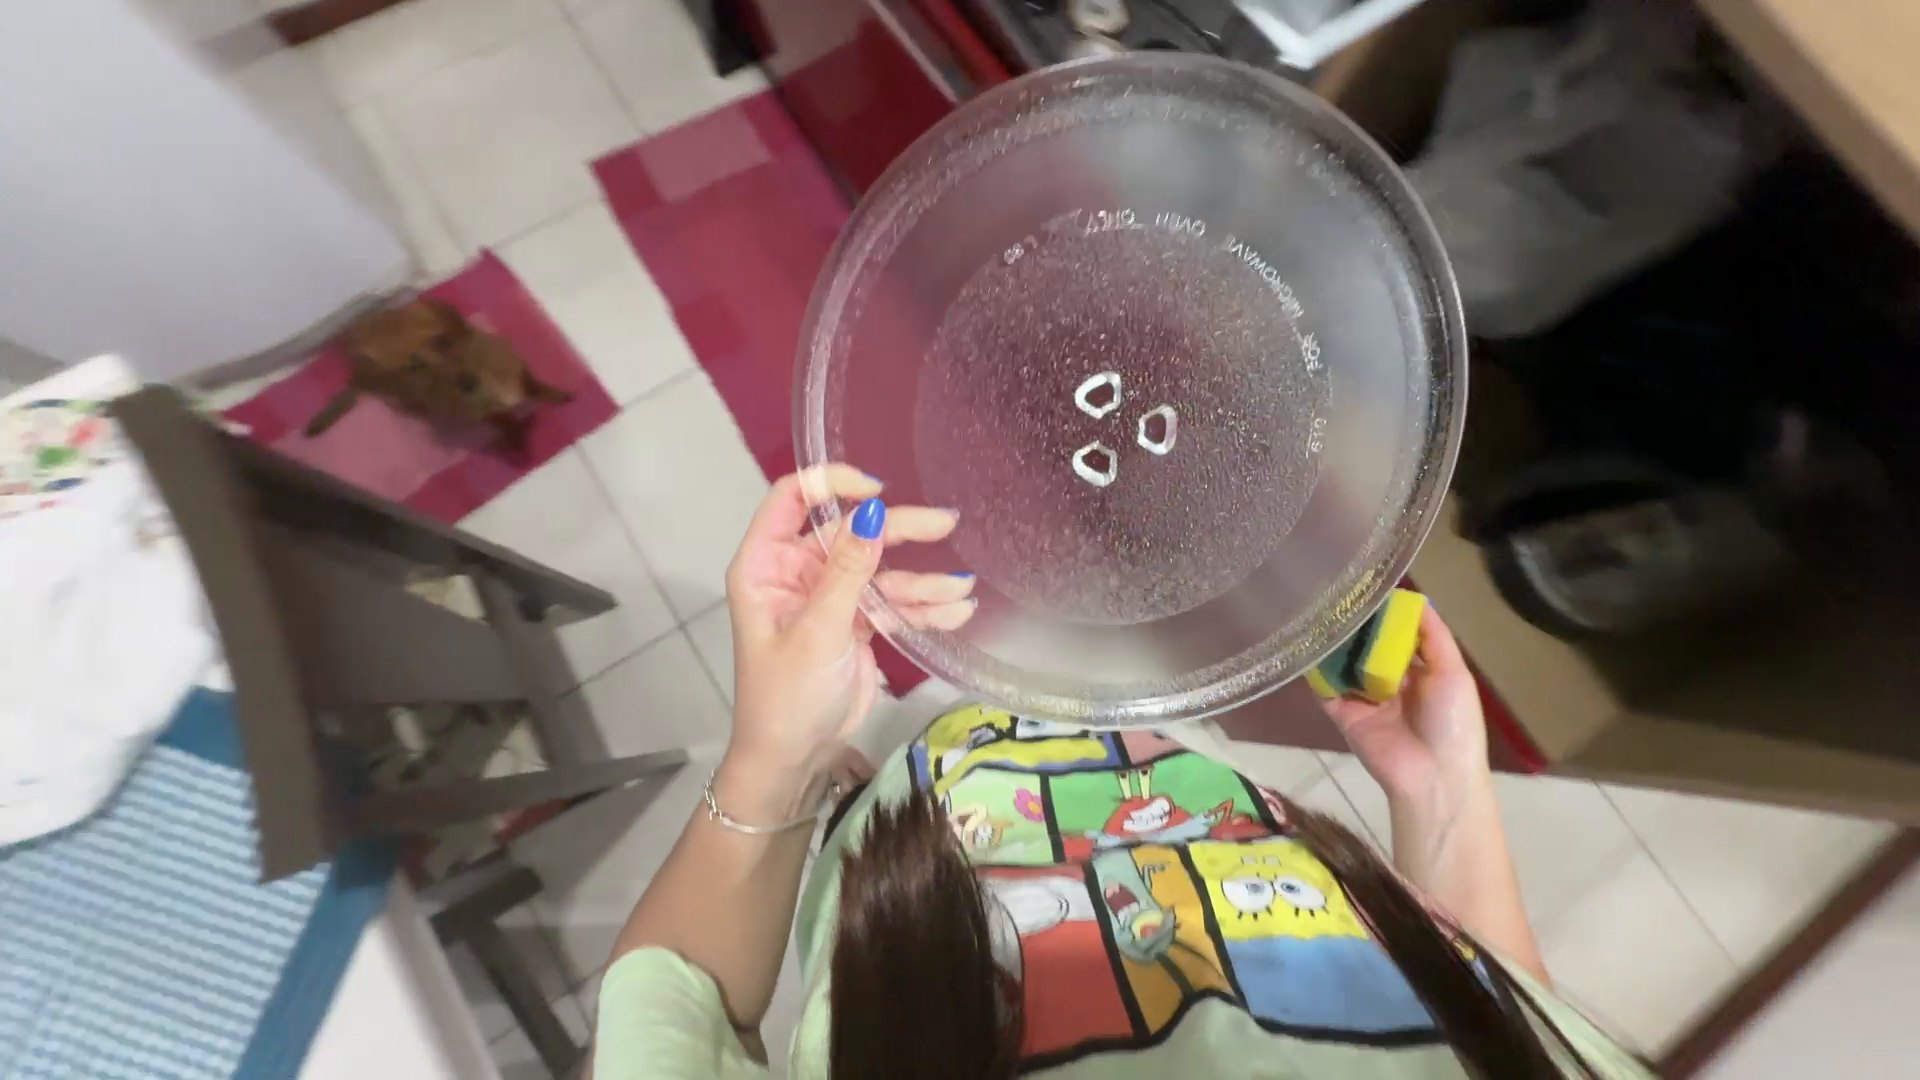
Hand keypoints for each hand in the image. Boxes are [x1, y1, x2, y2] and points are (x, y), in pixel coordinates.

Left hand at [720, 466, 971, 817]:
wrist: (797, 758)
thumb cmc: (786, 696)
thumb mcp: (818, 631)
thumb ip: (847, 571)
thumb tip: (872, 513)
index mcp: (767, 564)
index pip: (793, 499)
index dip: (831, 484)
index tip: (876, 491)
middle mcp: (799, 572)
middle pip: (852, 532)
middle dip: (899, 531)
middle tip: (945, 523)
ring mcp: (832, 596)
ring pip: (881, 570)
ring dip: (922, 579)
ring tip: (961, 588)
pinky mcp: (858, 620)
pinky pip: (894, 602)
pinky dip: (923, 607)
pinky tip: (956, 609)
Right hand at [1319, 606, 1488, 809]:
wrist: (1432, 775)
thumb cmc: (1451, 722)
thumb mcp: (1454, 674)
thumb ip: (1434, 637)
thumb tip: (1416, 598)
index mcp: (1419, 671)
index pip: (1397, 636)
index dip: (1385, 614)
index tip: (1366, 588)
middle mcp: (1388, 680)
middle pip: (1367, 647)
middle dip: (1355, 627)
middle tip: (1334, 598)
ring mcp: (1362, 696)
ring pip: (1343, 663)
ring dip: (1333, 644)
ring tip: (1316, 615)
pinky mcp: (1341, 711)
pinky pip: (1324, 687)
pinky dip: (1314, 670)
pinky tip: (1304, 647)